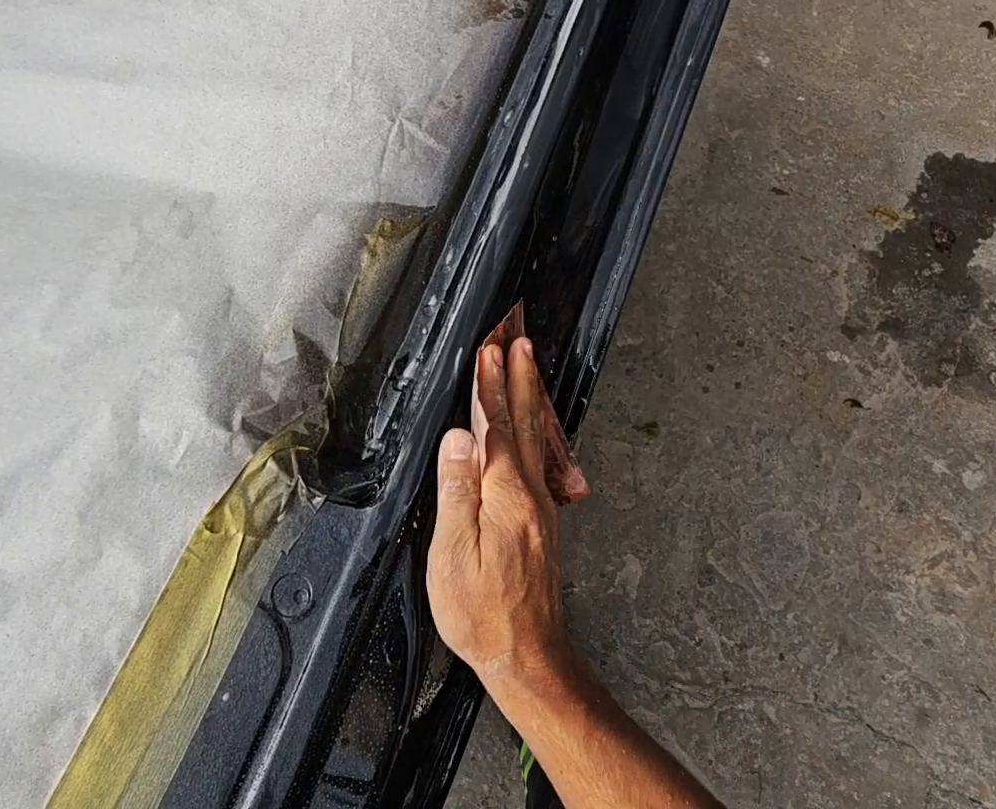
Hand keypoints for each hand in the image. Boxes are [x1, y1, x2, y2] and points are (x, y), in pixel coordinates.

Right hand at [426, 337, 571, 690]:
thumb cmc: (482, 612)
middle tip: (520, 341)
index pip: (496, 427)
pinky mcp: (541, 519)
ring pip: (536, 436)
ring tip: (529, 368)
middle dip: (519, 378)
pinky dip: (534, 427)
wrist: (527, 653)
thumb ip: (457, 491)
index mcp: (506, 496)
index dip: (490, 387)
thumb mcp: (455, 555)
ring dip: (530, 396)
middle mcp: (530, 494)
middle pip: (525, 422)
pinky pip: (538, 456)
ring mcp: (540, 506)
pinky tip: (533, 424)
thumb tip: (459, 437)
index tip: (488, 352)